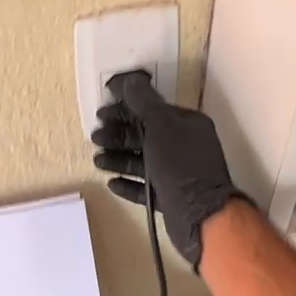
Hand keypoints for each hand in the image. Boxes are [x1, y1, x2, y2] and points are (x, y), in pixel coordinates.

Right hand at [92, 70, 244, 270]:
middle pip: (146, 136)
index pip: (152, 110)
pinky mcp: (171, 198)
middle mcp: (184, 147)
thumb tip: (128, 80)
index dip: (126, 109)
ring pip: (143, 162)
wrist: (200, 215)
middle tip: (95, 137)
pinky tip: (112, 183)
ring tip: (97, 161)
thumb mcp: (161, 126)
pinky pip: (146, 188)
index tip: (102, 112)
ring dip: (119, 159)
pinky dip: (129, 184)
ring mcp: (178, 174)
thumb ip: (144, 102)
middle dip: (119, 135)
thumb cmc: (181, 166)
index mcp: (187, 124)